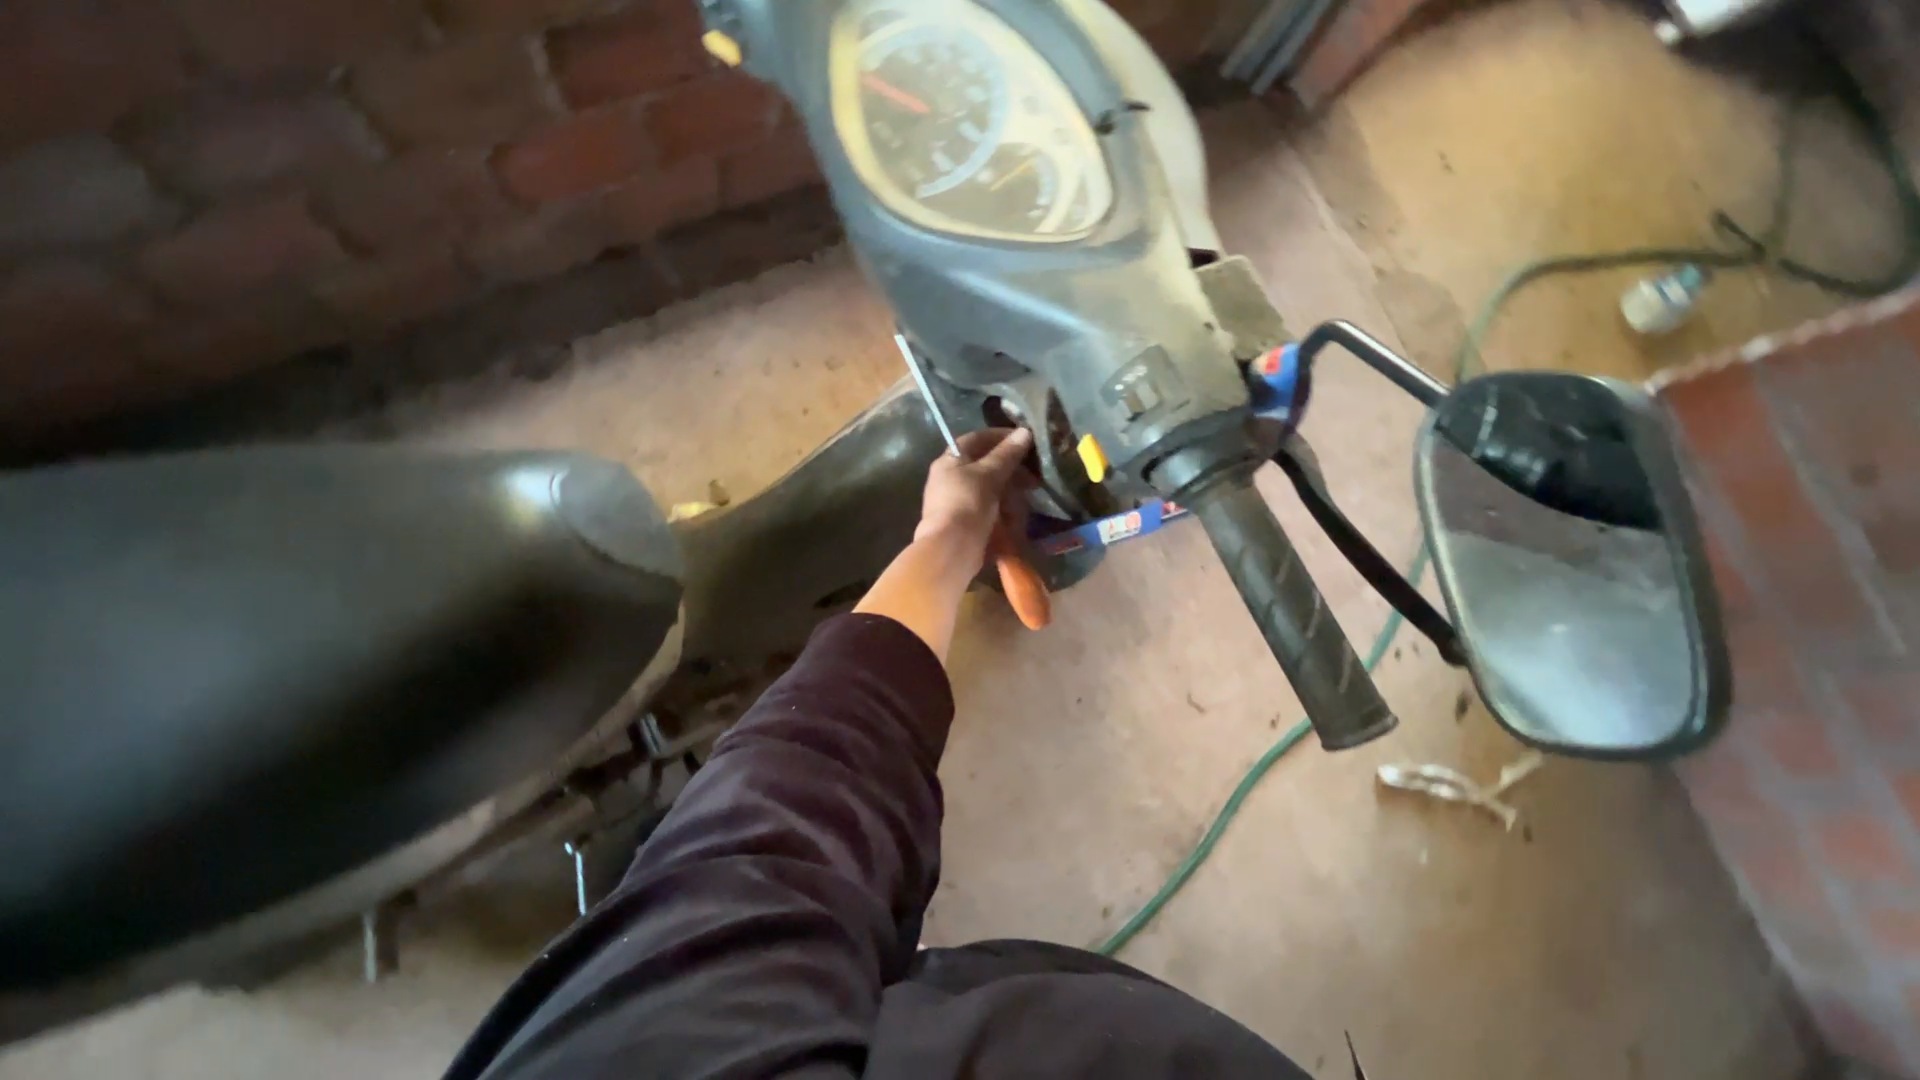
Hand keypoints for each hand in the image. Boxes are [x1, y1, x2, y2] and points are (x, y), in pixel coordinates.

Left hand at [915, 428, 1034, 563]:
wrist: (951, 549)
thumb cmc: (967, 503)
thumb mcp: (989, 475)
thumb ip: (1006, 454)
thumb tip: (1024, 431)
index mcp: (950, 460)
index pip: (976, 439)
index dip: (1000, 436)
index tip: (1024, 439)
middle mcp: (950, 477)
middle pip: (984, 464)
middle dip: (1010, 467)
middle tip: (1033, 471)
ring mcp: (957, 500)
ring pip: (989, 487)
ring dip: (1010, 488)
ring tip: (1031, 491)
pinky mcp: (965, 520)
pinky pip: (988, 507)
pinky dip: (1003, 506)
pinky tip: (1018, 511)